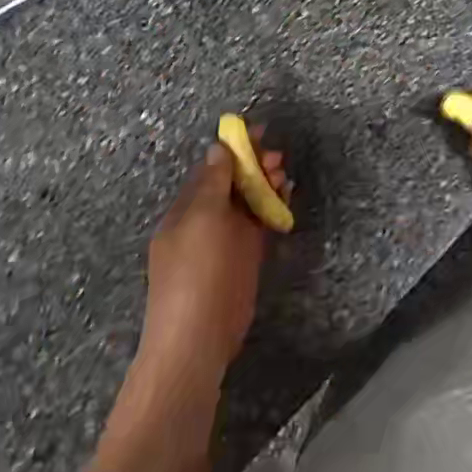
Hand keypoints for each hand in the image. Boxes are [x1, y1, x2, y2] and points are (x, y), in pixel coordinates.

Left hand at [140, 133, 288, 374]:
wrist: (198, 338)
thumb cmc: (196, 273)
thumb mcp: (202, 219)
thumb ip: (212, 183)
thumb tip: (217, 149)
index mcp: (186, 209)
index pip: (211, 169)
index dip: (234, 150)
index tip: (259, 133)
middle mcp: (204, 221)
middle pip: (232, 184)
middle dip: (254, 166)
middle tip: (278, 158)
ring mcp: (224, 241)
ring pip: (247, 203)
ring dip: (265, 186)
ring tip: (284, 177)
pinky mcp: (243, 258)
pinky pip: (258, 225)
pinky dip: (271, 210)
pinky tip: (286, 200)